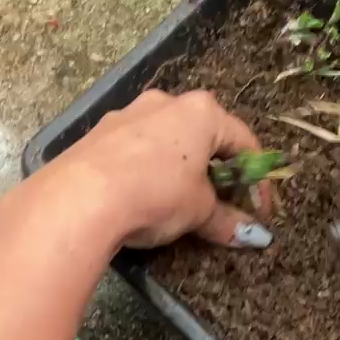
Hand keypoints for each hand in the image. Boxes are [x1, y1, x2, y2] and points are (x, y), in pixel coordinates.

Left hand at [28, 89, 272, 250]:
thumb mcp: (199, 211)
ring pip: (168, 141)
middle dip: (217, 172)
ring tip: (181, 204)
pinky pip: (137, 150)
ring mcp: (128, 114)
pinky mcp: (98, 133)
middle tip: (222, 205)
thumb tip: (254, 237)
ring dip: (182, 170)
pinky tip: (144, 197)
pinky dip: (149, 170)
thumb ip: (227, 220)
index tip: (258, 211)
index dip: (257, 180)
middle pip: (204, 137)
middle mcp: (166, 103)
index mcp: (201, 112)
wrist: (80, 197)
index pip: (244, 142)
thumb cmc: (156, 193)